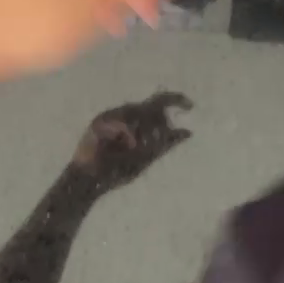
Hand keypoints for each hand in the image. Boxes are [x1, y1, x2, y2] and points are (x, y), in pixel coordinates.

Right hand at [69, 92, 192, 191]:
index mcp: (138, 120)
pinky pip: (123, 121)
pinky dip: (130, 133)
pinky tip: (130, 144)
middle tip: (151, 147)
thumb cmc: (117, 170)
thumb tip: (188, 132)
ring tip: (138, 149)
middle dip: (158, 128)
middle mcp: (125, 113)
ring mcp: (112, 116)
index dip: (175, 99)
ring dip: (144, 132)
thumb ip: (165, 144)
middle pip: (152, 108)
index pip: (159, 102)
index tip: (191, 106)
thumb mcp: (147, 157)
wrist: (92, 182)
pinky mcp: (100, 121)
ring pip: (139, 112)